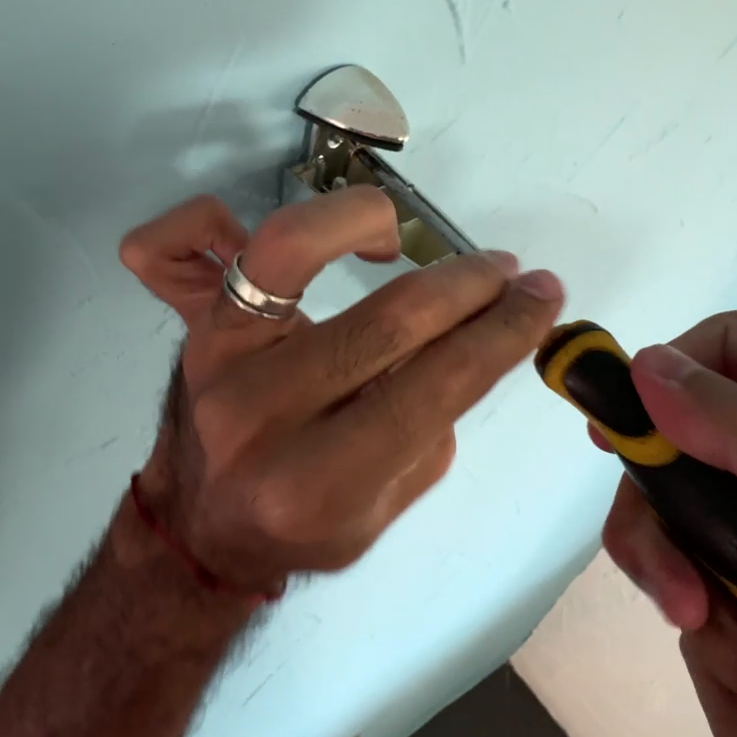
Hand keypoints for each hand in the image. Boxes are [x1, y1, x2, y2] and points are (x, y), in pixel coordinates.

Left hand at [118, 187, 564, 592]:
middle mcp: (258, 415)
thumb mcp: (379, 510)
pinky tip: (301, 227)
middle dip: (464, 287)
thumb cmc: (298, 523)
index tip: (540, 298)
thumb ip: (427, 430)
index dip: (498, 335)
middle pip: (383, 322)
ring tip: (406, 231)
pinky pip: (198, 234)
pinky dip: (243, 213)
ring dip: (372, 222)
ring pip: (290, 248)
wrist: (200, 519)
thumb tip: (473, 336)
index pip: (429, 391)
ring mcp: (215, 356)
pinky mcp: (195, 321)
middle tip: (506, 270)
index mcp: (315, 484)